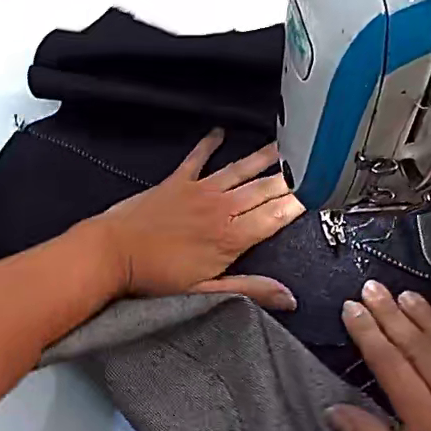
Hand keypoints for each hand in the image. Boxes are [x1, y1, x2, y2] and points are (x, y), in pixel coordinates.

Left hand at [87, 129, 304, 309]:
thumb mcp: (206, 292)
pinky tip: (219, 132)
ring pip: (240, 169)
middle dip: (290, 177)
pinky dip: (209, 144)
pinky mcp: (178, 180)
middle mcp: (221, 208)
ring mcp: (200, 190)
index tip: (318, 192)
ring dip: (263, 157)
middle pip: (264, 189)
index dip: (298, 204)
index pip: (275, 216)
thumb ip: (250, 290)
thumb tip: (289, 298)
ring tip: (284, 145)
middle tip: (312, 163)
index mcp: (231, 236)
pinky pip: (198, 158)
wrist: (112, 253)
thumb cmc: (156, 278)